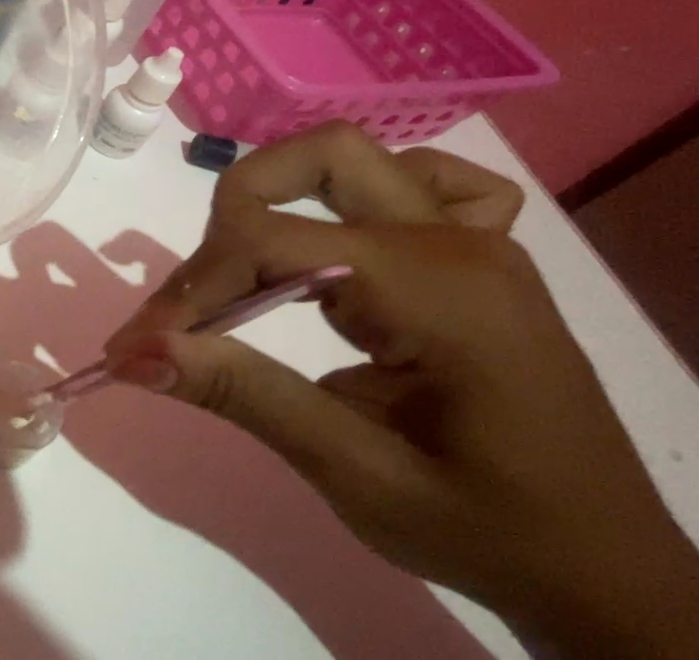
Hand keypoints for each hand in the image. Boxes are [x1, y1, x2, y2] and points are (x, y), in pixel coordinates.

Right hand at [102, 121, 698, 656]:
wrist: (602, 572)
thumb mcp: (354, 470)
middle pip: (315, 162)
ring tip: (245, 277)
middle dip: (231, 221)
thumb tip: (135, 354)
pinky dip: (359, 199)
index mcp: (433, 288)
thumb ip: (244, 393)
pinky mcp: (477, 262)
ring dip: (283, 200)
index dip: (188, 289)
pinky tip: (342, 245)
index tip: (133, 349)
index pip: (268, 243)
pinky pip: (422, 186)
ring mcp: (475, 245)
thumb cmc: (484, 527)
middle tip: (194, 305)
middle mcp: (456, 244)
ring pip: (355, 163)